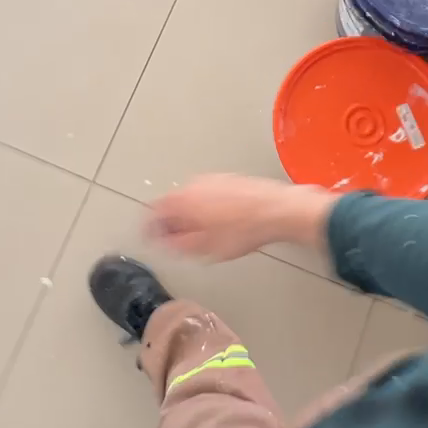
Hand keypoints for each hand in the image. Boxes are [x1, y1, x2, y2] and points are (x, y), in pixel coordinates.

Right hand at [147, 173, 339, 261]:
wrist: (278, 210)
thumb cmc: (243, 230)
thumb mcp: (205, 247)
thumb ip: (178, 244)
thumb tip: (163, 242)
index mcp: (184, 199)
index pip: (154, 210)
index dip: (149, 227)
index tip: (149, 238)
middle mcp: (195, 184)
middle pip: (172, 203)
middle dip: (171, 222)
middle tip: (175, 242)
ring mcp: (214, 180)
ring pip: (191, 199)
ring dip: (189, 216)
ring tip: (201, 238)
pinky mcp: (230, 181)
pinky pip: (208, 196)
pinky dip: (206, 209)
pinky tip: (220, 226)